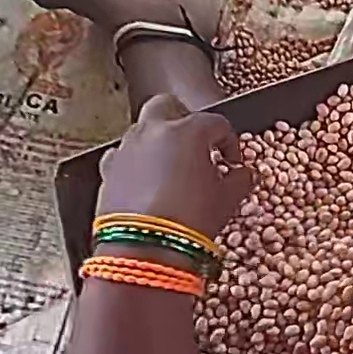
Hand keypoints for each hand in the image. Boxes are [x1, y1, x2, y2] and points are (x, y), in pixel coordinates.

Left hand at [95, 95, 252, 238]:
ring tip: (175, 171)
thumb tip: (244, 174)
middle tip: (197, 144)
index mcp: (188, 131)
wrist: (146, 248)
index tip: (233, 161)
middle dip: (184, 120)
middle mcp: (153, 131)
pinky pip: (125, 156)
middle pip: (168, 106)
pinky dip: (138, 164)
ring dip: (160, 143)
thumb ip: (240, 180)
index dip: (229, 142)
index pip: (216, 124)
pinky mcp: (108, 170)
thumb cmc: (191, 219)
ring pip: (144, 130)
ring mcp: (126, 148)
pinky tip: (150, 185)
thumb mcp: (227, 200)